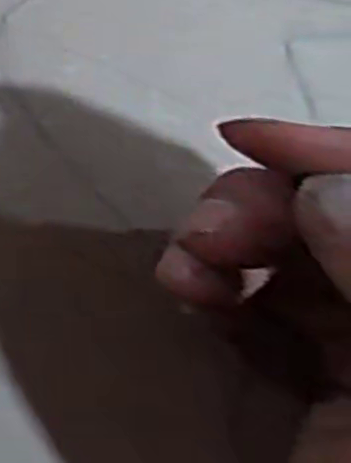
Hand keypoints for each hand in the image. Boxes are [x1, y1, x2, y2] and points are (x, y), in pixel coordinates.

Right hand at [157, 120, 350, 460]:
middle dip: (257, 208)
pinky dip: (218, 286)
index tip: (244, 136)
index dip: (345, 154)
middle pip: (350, 215)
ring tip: (181, 279)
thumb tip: (325, 184)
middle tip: (201, 241)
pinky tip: (196, 304)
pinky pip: (269, 299)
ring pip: (300, 249)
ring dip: (220, 247)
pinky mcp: (340, 378)